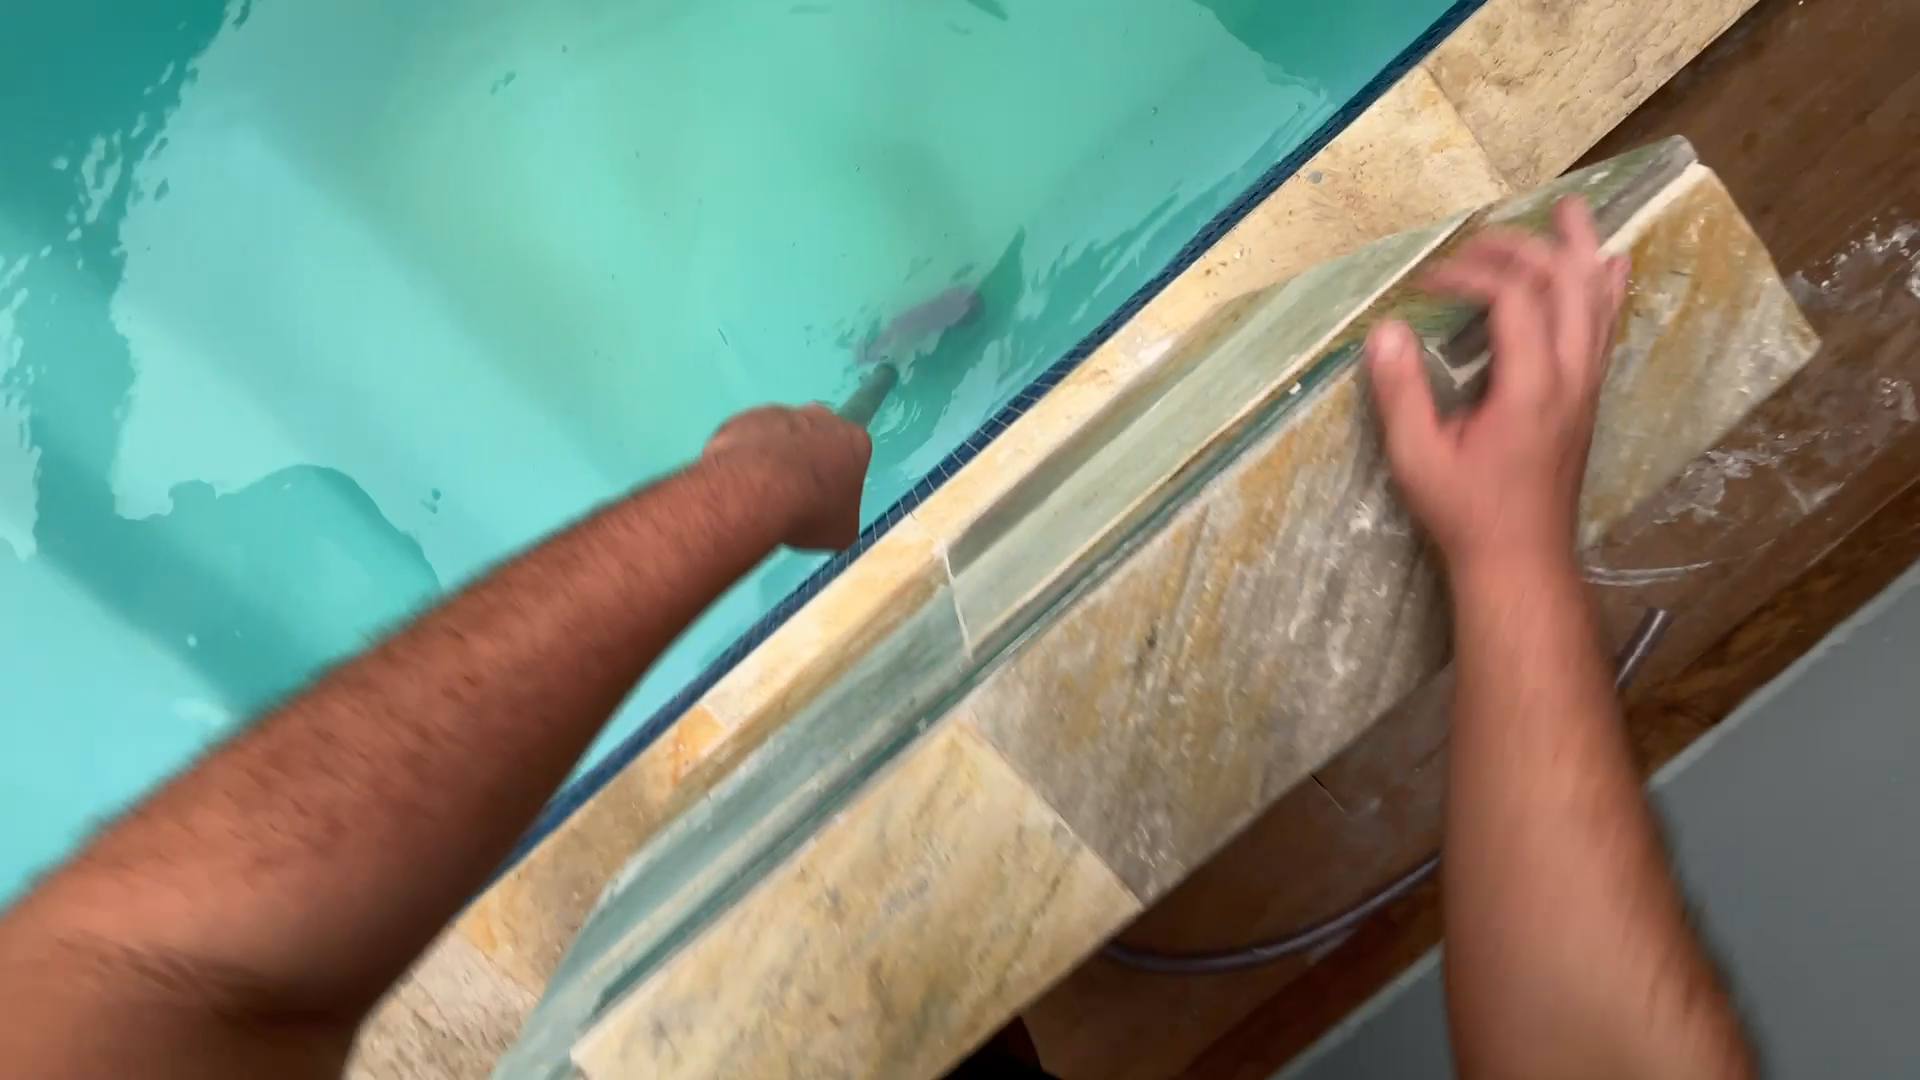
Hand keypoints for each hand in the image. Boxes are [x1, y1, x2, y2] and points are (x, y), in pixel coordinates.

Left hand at [702, 404, 872, 550]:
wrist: (756, 493)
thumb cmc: (811, 513)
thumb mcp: (842, 531)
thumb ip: (840, 515)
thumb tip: (829, 519)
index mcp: (855, 442)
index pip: (853, 454)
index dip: (839, 477)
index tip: (827, 498)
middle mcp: (822, 418)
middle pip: (818, 437)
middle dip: (809, 460)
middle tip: (795, 494)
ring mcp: (781, 414)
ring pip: (781, 435)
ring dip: (775, 457)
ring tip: (762, 493)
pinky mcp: (744, 418)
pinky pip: (748, 438)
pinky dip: (746, 456)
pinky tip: (741, 483)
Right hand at [1366, 197, 1628, 575]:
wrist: (1519, 555)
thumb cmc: (1462, 509)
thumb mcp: (1416, 456)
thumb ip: (1401, 393)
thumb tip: (1385, 332)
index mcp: (1529, 386)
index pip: (1513, 299)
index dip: (1471, 275)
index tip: (1426, 280)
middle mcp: (1570, 375)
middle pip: (1565, 284)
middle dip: (1523, 248)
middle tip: (1480, 235)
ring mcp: (1586, 385)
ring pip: (1597, 299)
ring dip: (1580, 250)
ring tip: (1571, 210)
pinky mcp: (1586, 397)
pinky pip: (1604, 326)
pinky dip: (1603, 287)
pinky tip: (1606, 267)